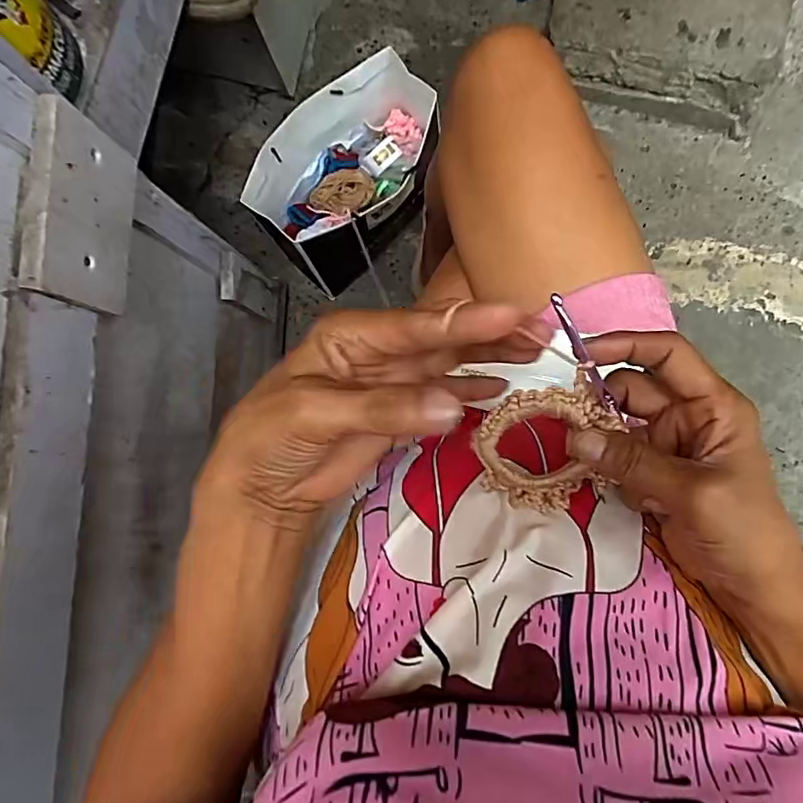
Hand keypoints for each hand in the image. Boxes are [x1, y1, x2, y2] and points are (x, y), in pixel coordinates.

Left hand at [198, 302, 544, 532]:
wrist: (261, 486)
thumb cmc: (270, 437)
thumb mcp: (316, 413)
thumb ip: (384, 407)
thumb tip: (453, 406)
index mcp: (350, 336)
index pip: (416, 325)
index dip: (465, 321)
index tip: (512, 315)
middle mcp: (377, 353)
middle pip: (441, 339)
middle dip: (490, 334)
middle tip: (542, 330)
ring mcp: (392, 385)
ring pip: (449, 365)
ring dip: (490, 358)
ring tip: (535, 353)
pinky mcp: (400, 416)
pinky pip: (443, 399)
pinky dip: (471, 392)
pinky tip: (500, 388)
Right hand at [565, 331, 802, 624]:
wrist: (754, 587)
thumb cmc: (744, 532)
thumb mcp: (691, 492)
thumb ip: (633, 462)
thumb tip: (575, 437)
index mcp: (714, 406)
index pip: (668, 355)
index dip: (627, 345)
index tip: (582, 353)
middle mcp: (688, 417)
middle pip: (631, 389)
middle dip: (599, 402)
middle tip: (567, 424)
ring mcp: (667, 446)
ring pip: (617, 423)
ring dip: (597, 437)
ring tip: (581, 459)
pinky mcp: (651, 474)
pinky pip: (616, 455)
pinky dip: (604, 465)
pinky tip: (609, 488)